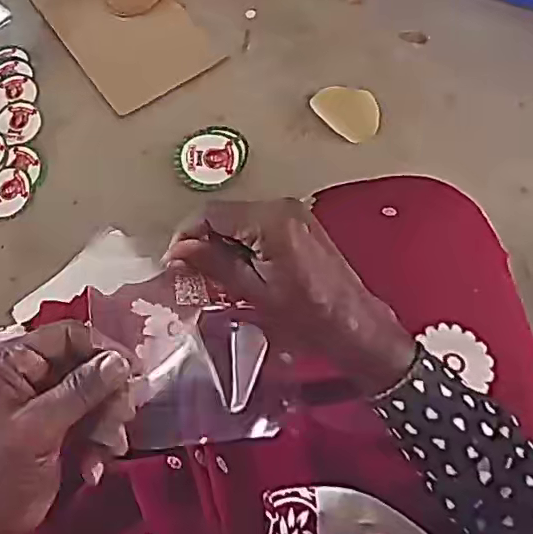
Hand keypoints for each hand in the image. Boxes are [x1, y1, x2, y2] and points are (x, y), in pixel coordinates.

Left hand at [0, 322, 134, 533]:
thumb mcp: (38, 429)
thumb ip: (80, 391)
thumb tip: (118, 361)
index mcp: (16, 361)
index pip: (68, 335)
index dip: (101, 349)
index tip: (131, 370)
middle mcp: (32, 374)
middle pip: (88, 365)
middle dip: (107, 396)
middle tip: (119, 421)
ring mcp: (47, 402)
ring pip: (96, 394)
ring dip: (106, 424)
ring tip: (103, 451)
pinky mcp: (60, 428)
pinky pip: (93, 421)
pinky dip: (99, 442)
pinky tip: (93, 466)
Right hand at [164, 199, 414, 394]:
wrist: (357, 327)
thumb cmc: (310, 316)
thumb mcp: (255, 292)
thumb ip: (214, 264)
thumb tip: (180, 251)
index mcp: (270, 220)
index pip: (211, 213)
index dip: (187, 235)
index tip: (175, 261)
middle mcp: (281, 207)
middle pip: (224, 213)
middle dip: (202, 239)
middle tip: (189, 271)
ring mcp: (292, 212)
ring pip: (238, 218)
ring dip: (220, 242)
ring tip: (212, 274)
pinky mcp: (298, 223)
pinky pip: (256, 224)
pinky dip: (241, 242)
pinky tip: (238, 269)